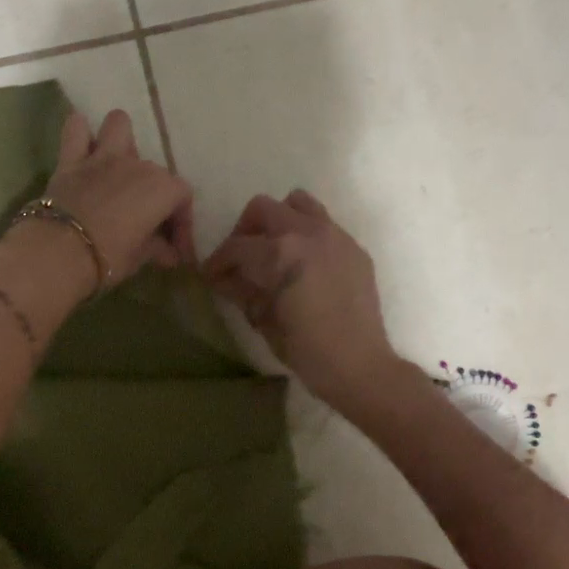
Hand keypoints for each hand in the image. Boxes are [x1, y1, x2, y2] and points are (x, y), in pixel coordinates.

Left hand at [27, 110, 194, 287]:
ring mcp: (102, 158)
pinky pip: (75, 130)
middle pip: (155, 172)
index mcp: (161, 189)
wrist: (60, 252)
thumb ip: (157, 249)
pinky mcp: (70, 161)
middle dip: (156, 198)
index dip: (182, 223)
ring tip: (120, 166)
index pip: (182, 198)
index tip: (175, 248)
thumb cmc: (109, 258)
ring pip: (118, 125)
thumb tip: (170, 253)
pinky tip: (84, 149)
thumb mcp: (139, 259)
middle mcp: (136, 165)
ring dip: (122, 140)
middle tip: (149, 226)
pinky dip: (80, 135)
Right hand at [203, 190, 401, 404]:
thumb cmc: (305, 350)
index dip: (217, 262)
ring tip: (273, 252)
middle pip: (263, 210)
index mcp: (280, 253)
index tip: (210, 275)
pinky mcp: (353, 248)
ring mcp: (335, 236)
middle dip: (244, 232)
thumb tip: (225, 279)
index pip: (237, 247)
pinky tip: (304, 267)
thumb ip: (242, 292)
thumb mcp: (264, 321)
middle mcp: (307, 232)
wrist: (358, 364)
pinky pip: (324, 225)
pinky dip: (306, 236)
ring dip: (279, 221)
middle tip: (240, 260)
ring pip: (297, 204)